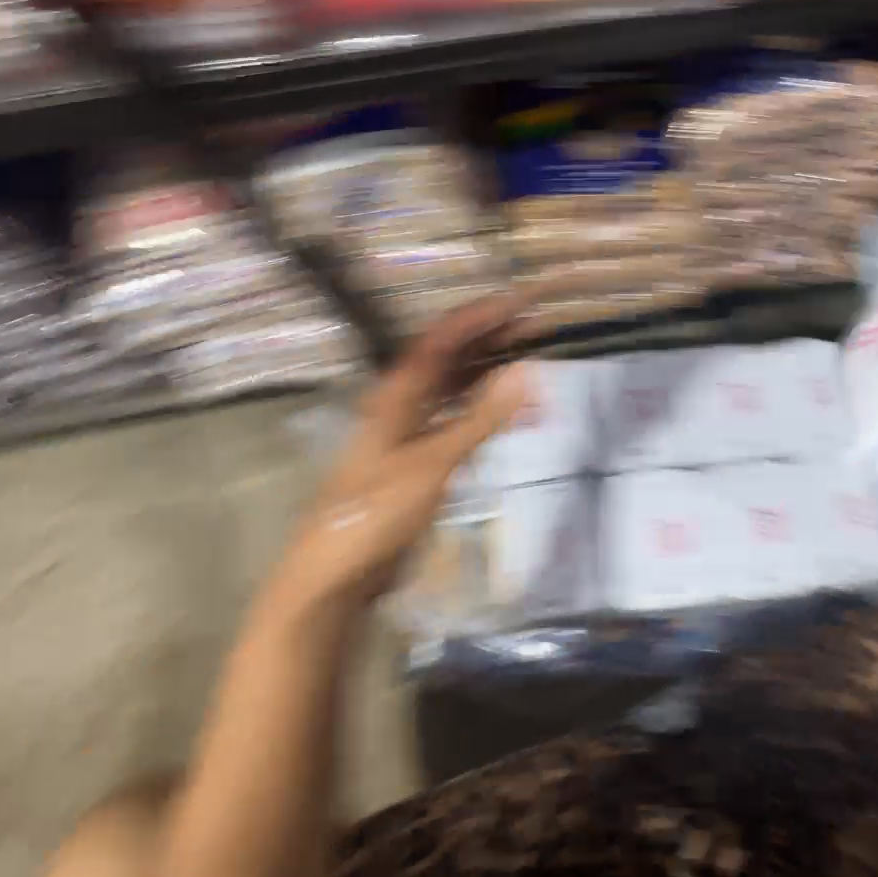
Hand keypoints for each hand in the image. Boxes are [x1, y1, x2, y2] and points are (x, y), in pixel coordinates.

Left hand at [262, 297, 532, 621]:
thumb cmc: (376, 513)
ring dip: (494, 377)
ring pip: (458, 391)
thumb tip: (526, 373)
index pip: (443, 339)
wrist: (337, 574)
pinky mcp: (421, 461)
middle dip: (493, 341)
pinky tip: (513, 416)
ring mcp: (411, 433)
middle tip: (540, 330)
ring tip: (535, 367)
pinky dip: (488, 415)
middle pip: (451, 359)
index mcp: (396, 394)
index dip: (481, 316)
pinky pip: (460, 423)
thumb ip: (481, 419)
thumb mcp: (433, 464)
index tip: (522, 302)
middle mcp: (403, 404)